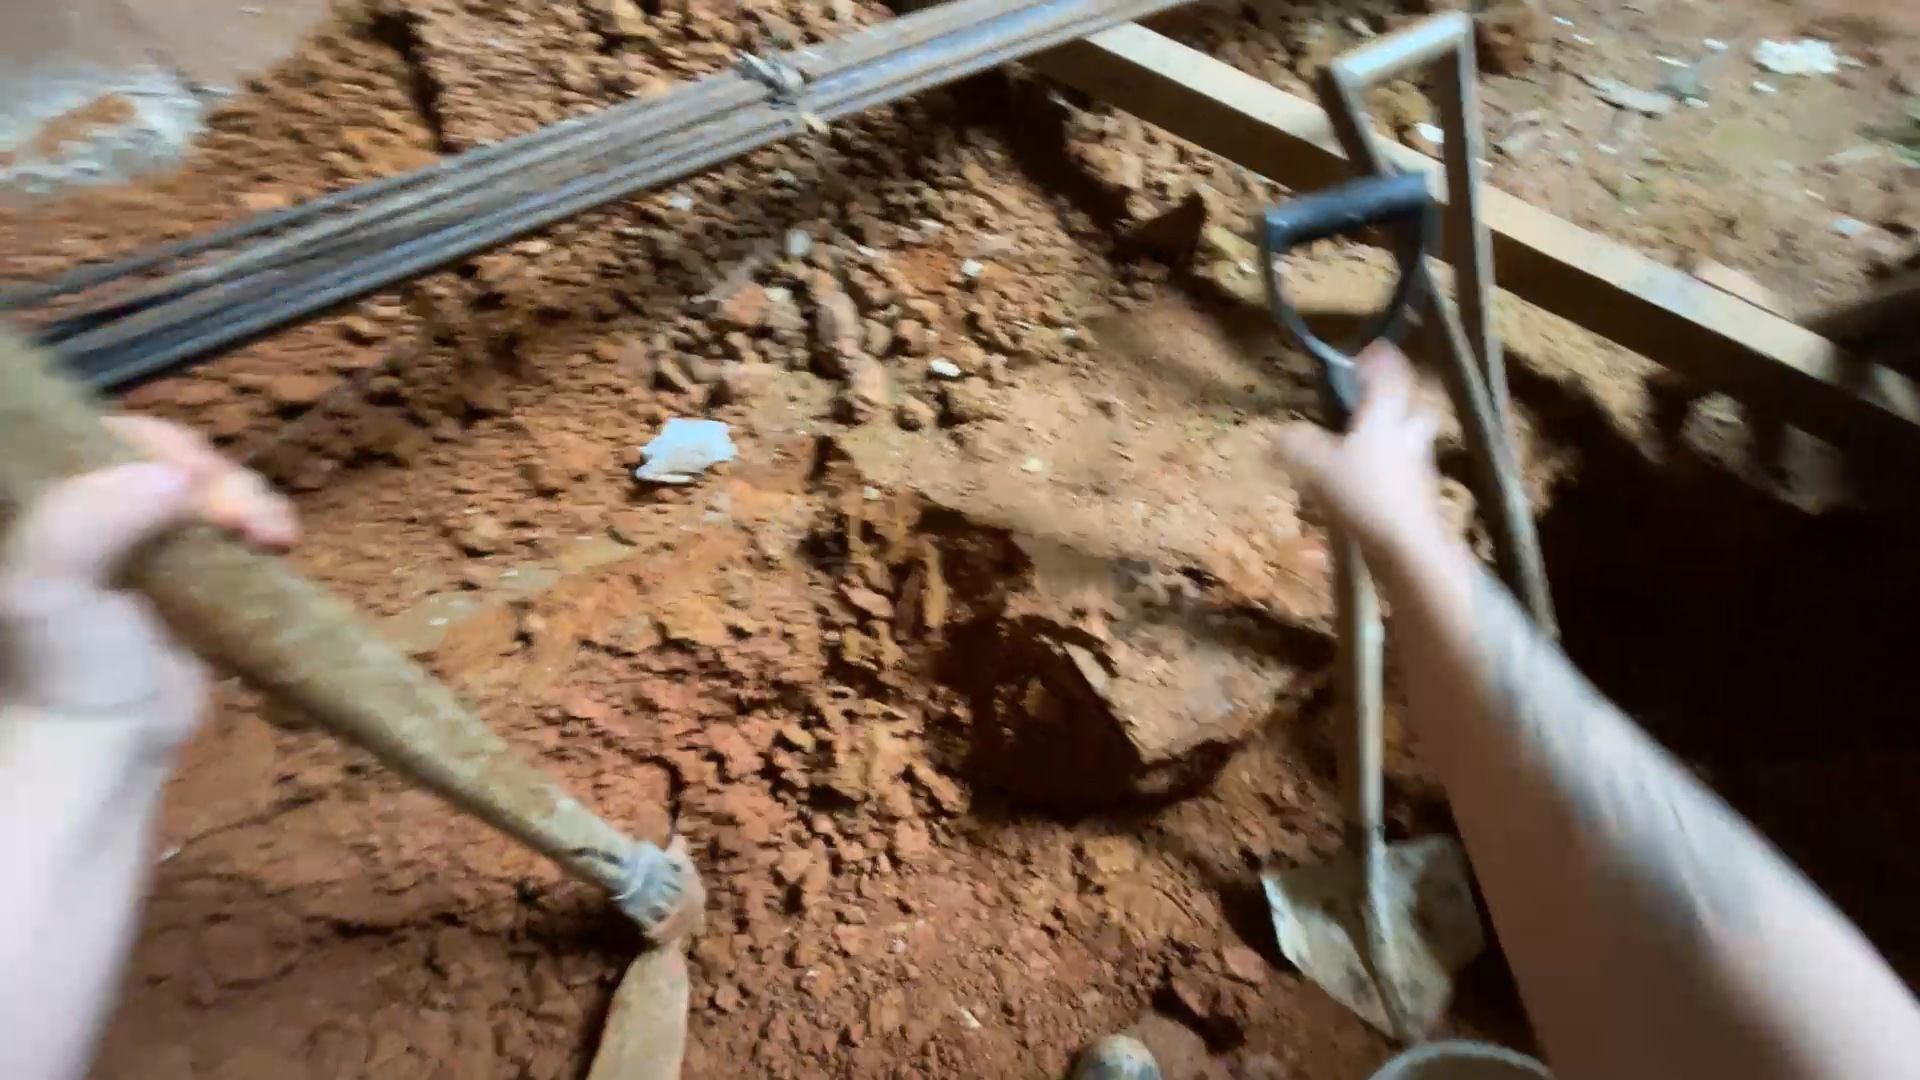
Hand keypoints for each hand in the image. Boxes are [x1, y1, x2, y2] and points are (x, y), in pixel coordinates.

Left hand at [1, 417, 298, 757]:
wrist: (109, 739)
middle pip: (169, 458)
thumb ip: (88, 521)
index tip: (196, 480)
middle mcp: (93, 512)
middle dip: (220, 479)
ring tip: (277, 538)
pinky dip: (268, 523)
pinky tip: (284, 544)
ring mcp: (148, 540)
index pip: (99, 437)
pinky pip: (239, 522)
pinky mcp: (199, 567)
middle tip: (246, 519)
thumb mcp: (46, 591)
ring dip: (255, 501)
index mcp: (38, 506)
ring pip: (213, 487)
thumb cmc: (63, 667)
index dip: (157, 445)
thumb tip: (182, 478)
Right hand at [1276, 343, 1447, 562]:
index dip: (1379, 363)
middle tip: (1377, 403)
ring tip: (1361, 447)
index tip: (1368, 351)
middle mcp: (1406, 438)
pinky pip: (1398, 475)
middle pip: (1413, 411)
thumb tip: (1278, 435)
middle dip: (1400, 404)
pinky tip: (1362, 486)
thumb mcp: (1317, 467)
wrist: (1407, 545)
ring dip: (1389, 440)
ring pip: (1406, 444)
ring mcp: (1415, 470)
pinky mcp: (1414, 500)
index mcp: (1384, 420)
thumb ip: (1296, 446)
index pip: (1389, 379)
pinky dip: (1383, 473)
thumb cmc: (1365, 494)